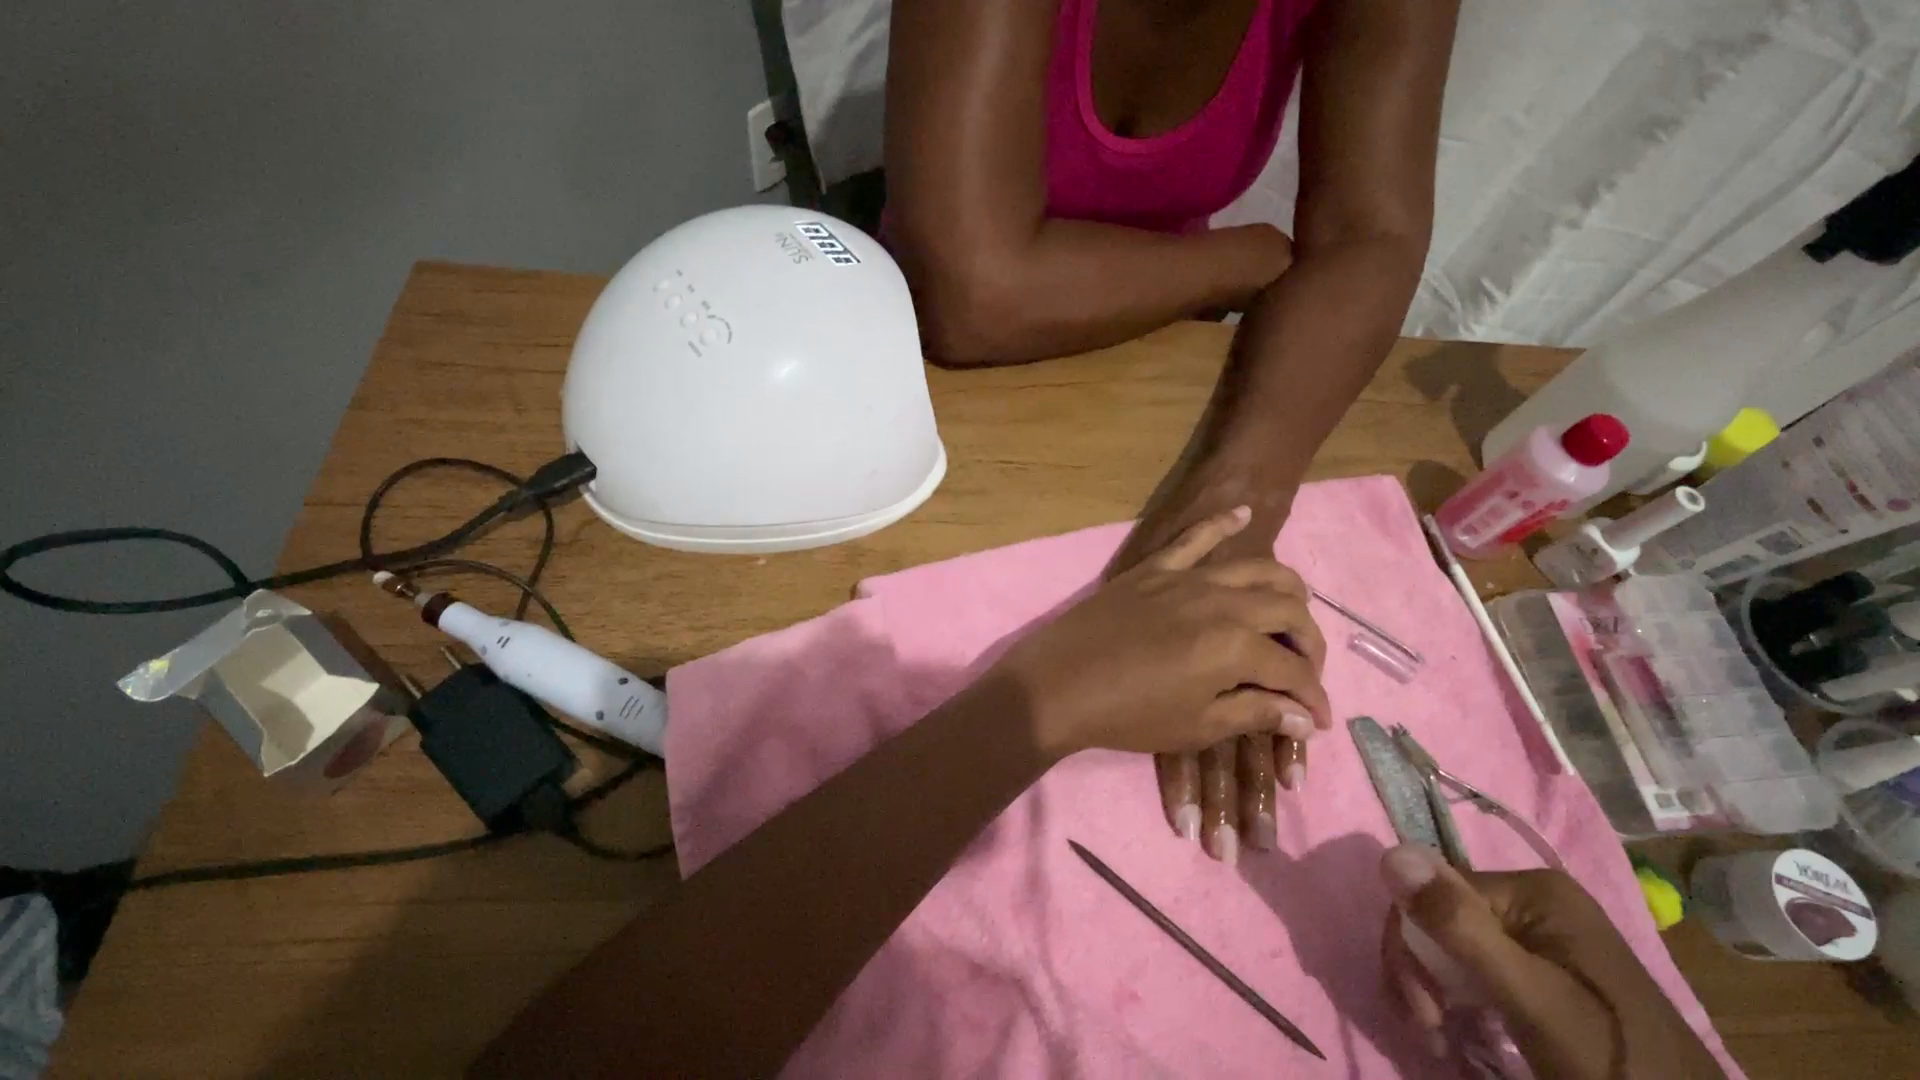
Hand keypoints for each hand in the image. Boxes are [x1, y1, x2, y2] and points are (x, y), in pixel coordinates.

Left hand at [1108, 475, 1324, 863]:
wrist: (1056, 686)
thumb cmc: (1128, 716)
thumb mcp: (1196, 726)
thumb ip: (1256, 714)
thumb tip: (1305, 717)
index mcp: (1236, 647)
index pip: (1294, 670)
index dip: (1312, 698)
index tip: (1317, 720)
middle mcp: (1223, 602)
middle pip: (1289, 610)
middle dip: (1309, 643)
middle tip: (1303, 671)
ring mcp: (1187, 578)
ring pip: (1257, 568)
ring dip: (1285, 589)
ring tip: (1291, 613)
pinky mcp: (1155, 569)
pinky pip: (1196, 537)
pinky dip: (1222, 523)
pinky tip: (1243, 514)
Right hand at [1378, 845, 1724, 1079]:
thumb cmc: (1608, 1058)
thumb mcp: (1529, 997)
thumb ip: (1461, 927)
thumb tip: (1389, 853)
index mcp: (1534, 890)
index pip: (1432, 894)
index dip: (1411, 949)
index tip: (1422, 1013)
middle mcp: (1537, 897)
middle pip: (1440, 916)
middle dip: (1420, 972)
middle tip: (1429, 1029)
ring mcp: (1545, 932)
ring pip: (1453, 942)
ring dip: (1433, 986)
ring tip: (1440, 1035)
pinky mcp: (1549, 965)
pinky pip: (1480, 962)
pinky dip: (1460, 994)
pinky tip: (1463, 1027)